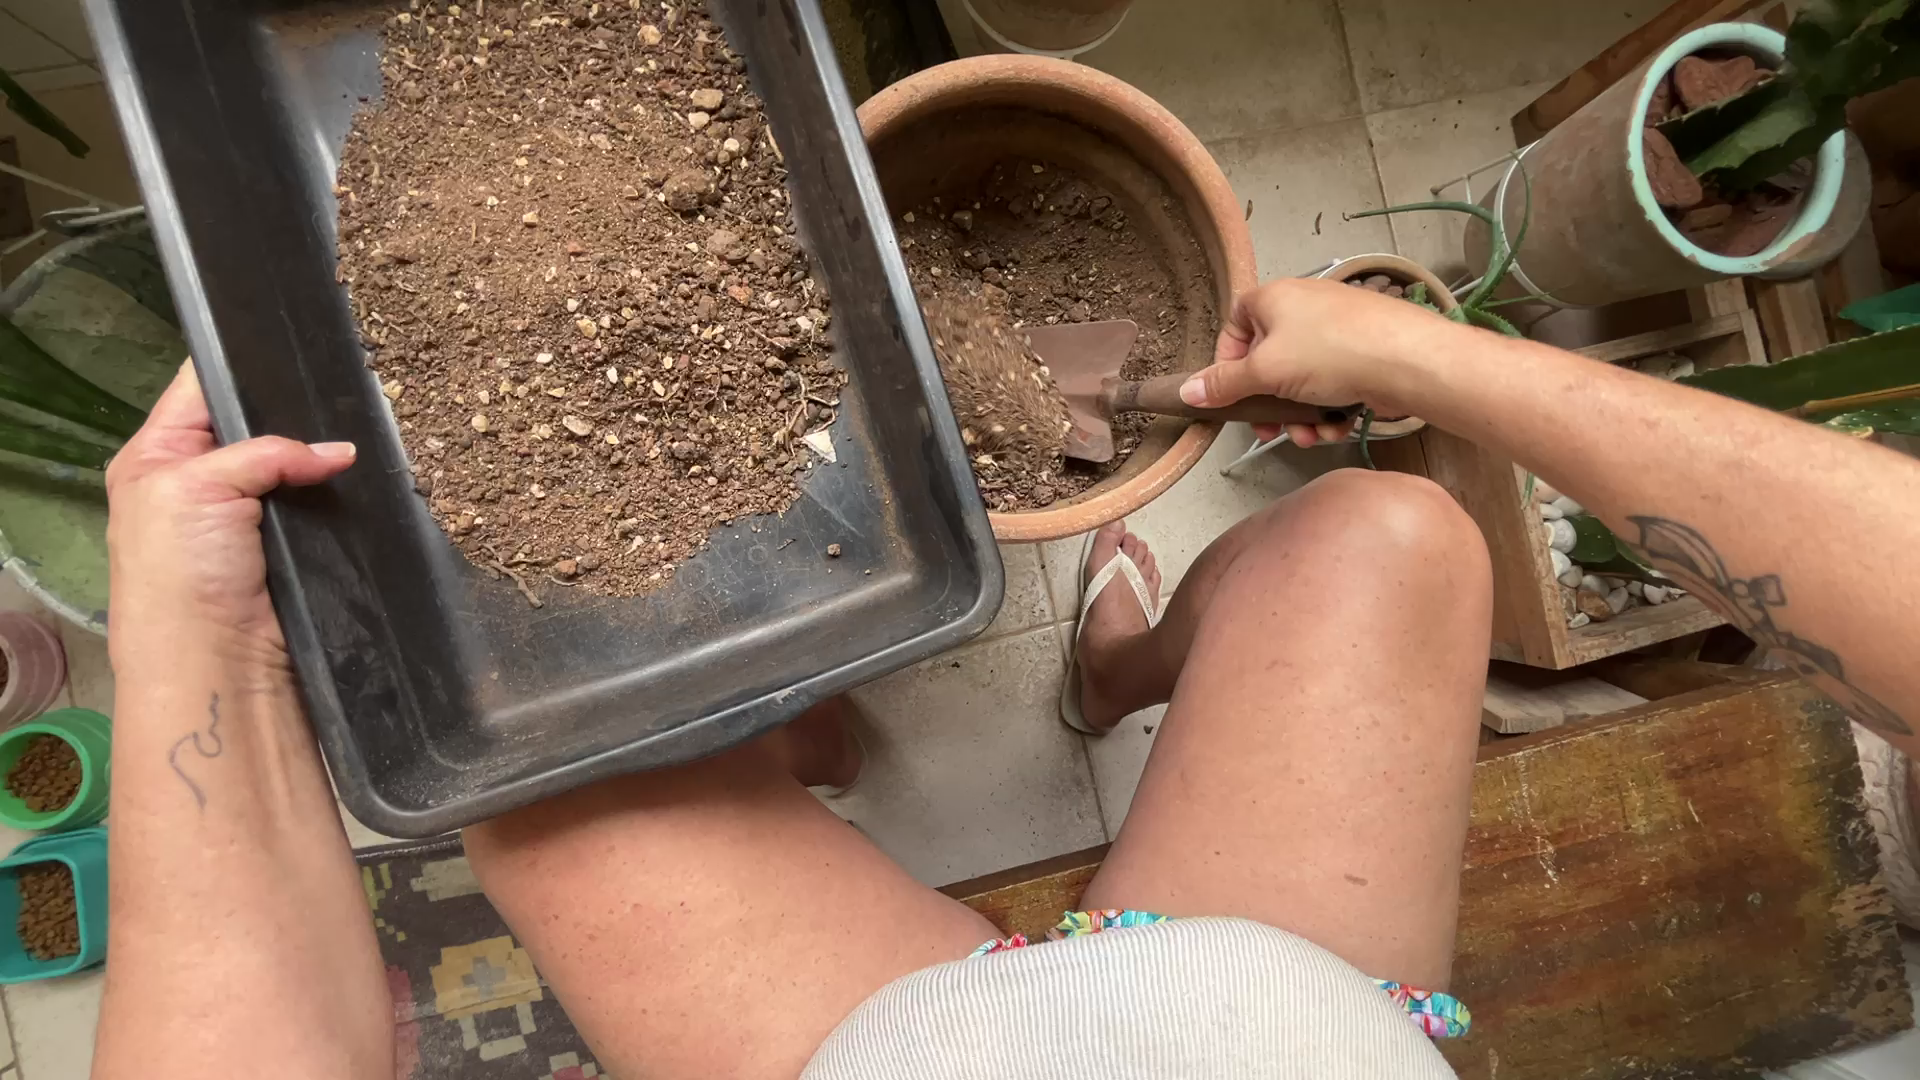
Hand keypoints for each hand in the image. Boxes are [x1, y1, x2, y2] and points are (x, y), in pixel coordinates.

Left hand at [105, 363, 355, 675]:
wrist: (221, 649)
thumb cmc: (181, 568)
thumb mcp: (195, 489)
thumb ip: (266, 455)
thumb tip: (343, 452)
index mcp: (160, 455)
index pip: (201, 391)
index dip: (241, 367)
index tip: (295, 348)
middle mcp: (208, 478)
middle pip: (262, 427)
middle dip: (301, 415)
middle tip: (350, 395)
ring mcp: (256, 511)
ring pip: (300, 465)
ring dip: (328, 456)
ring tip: (372, 432)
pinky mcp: (298, 538)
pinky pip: (325, 502)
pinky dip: (345, 491)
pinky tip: (369, 477)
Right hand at [1181, 278, 1448, 446]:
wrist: (1408, 360)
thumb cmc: (1331, 352)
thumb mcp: (1264, 372)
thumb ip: (1222, 385)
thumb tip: (1186, 392)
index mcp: (1273, 298)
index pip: (1233, 329)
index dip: (1226, 365)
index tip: (1231, 395)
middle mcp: (1302, 307)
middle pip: (1265, 363)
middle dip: (1266, 404)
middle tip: (1267, 430)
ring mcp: (1333, 330)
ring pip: (1296, 380)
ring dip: (1296, 416)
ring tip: (1307, 435)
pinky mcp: (1359, 351)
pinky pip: (1327, 384)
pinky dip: (1325, 410)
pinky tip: (1333, 428)